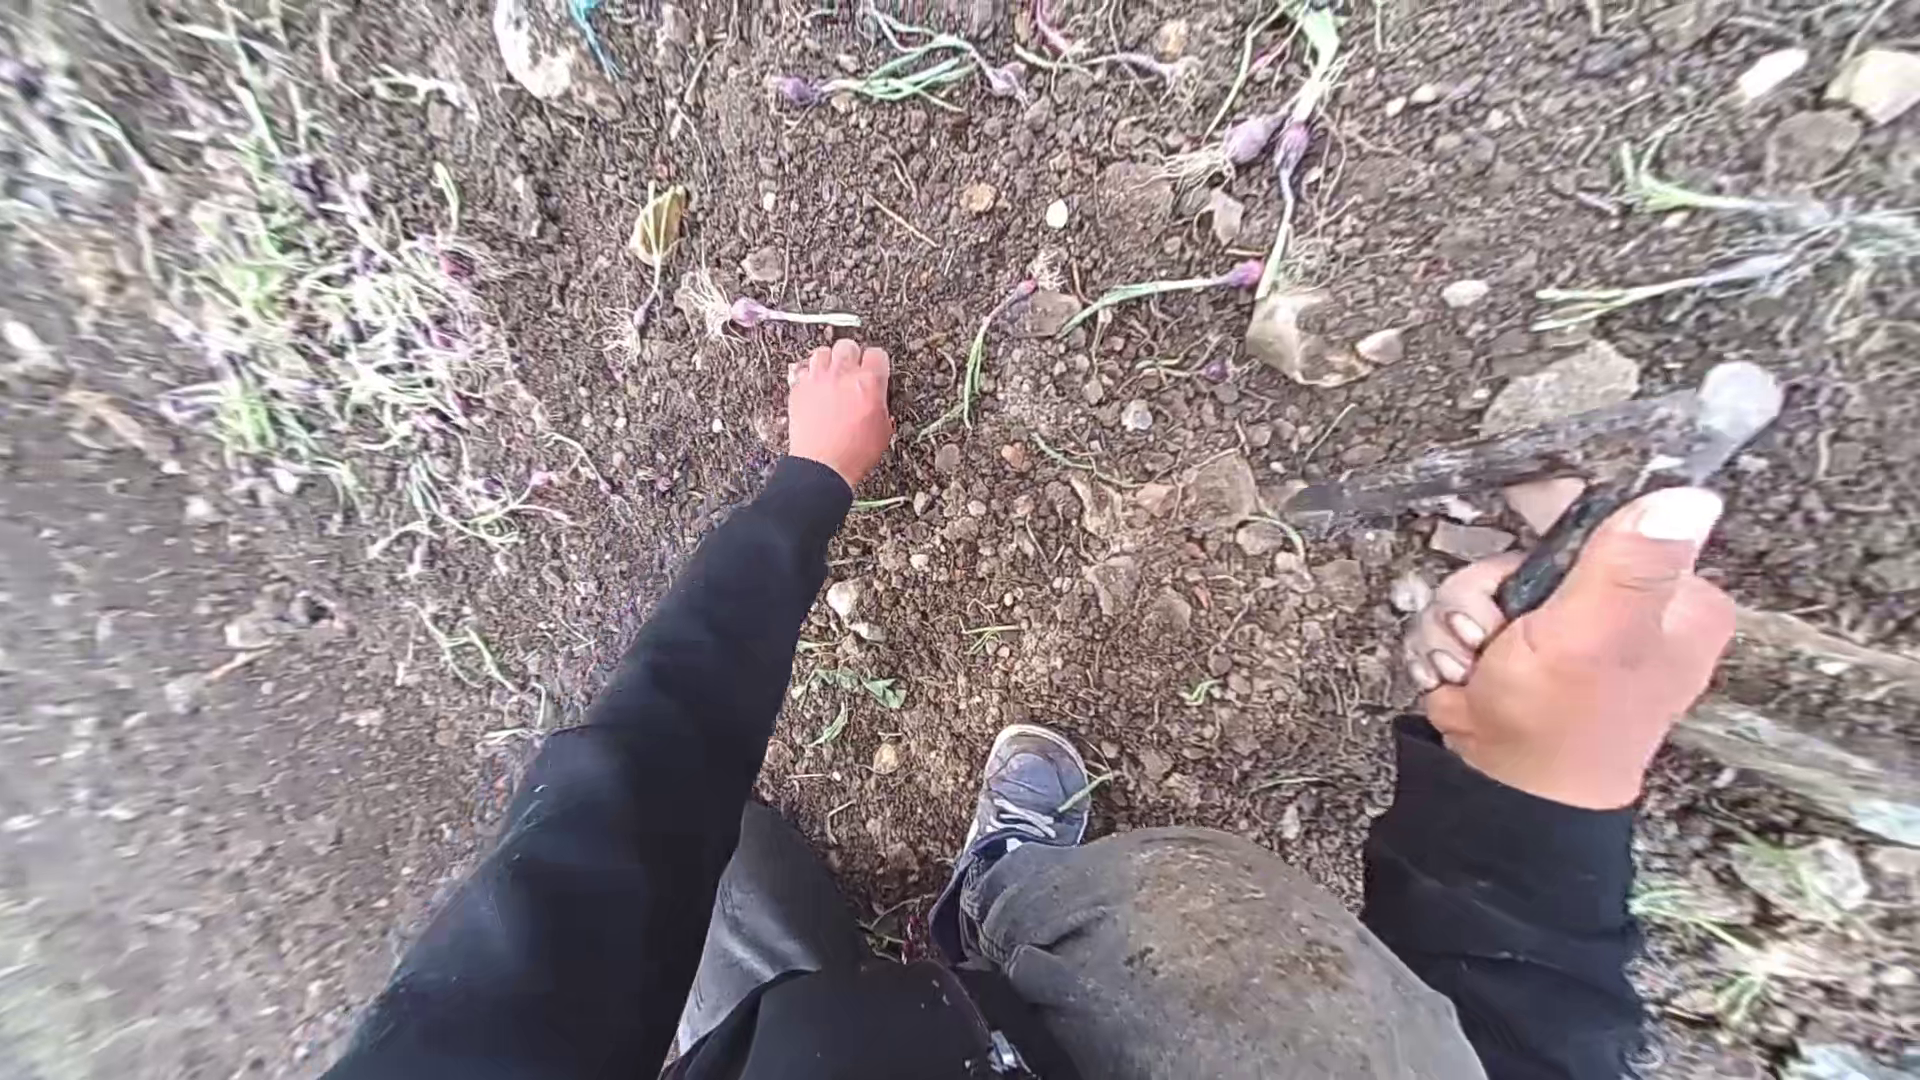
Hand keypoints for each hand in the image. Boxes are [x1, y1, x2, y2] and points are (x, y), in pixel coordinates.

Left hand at [788, 338, 891, 490]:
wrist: (823, 466)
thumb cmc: (854, 453)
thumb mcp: (883, 430)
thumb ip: (881, 405)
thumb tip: (878, 398)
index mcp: (869, 382)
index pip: (877, 354)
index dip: (877, 363)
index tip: (875, 370)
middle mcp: (843, 374)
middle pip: (848, 345)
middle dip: (852, 356)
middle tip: (853, 371)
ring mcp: (818, 379)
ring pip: (823, 352)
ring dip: (829, 362)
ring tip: (832, 375)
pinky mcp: (799, 388)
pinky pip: (803, 369)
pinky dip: (809, 375)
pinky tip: (815, 386)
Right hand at [1403, 487, 1736, 808]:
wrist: (1501, 774)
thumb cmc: (1559, 715)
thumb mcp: (1596, 635)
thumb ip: (1626, 568)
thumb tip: (1684, 497)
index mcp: (1660, 598)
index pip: (1603, 524)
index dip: (1547, 520)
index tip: (1509, 517)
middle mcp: (1605, 606)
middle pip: (1514, 556)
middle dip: (1479, 595)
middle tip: (1486, 633)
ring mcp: (1546, 626)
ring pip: (1469, 586)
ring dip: (1451, 624)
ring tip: (1464, 663)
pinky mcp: (1499, 642)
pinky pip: (1449, 614)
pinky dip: (1440, 642)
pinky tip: (1454, 671)